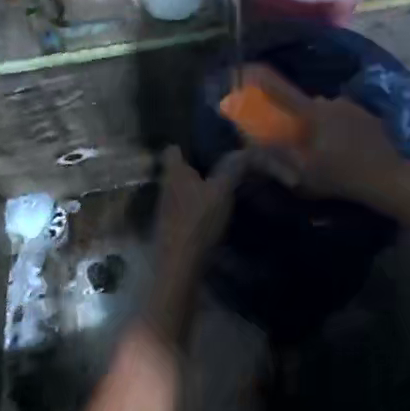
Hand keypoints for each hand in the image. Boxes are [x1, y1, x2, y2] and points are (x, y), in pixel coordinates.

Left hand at [150, 146, 245, 323]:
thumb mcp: (221, 191)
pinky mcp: (170, 228)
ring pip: (181, 191)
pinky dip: (196, 209)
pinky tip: (212, 215)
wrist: (180, 266)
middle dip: (195, 168)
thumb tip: (244, 150)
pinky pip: (184, 210)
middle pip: (177, 170)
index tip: (204, 145)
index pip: (173, 149)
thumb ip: (232, 168)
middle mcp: (165, 187)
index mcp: (174, 173)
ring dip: (196, 190)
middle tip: (219, 168)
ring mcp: (165, 210)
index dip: (186, 144)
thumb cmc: (198, 222)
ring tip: (219, 190)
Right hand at [243, 66, 402, 201]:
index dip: (258, 78)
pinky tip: (346, 147)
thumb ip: (276, 156)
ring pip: (326, 111)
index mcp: (310, 112)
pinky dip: (341, 128)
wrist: (387, 176)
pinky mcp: (369, 116)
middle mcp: (329, 102)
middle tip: (298, 140)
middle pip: (304, 104)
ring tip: (326, 148)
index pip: (278, 88)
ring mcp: (352, 106)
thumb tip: (252, 146)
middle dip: (297, 118)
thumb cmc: (339, 176)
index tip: (244, 71)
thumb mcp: (301, 173)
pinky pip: (346, 117)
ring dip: (321, 124)